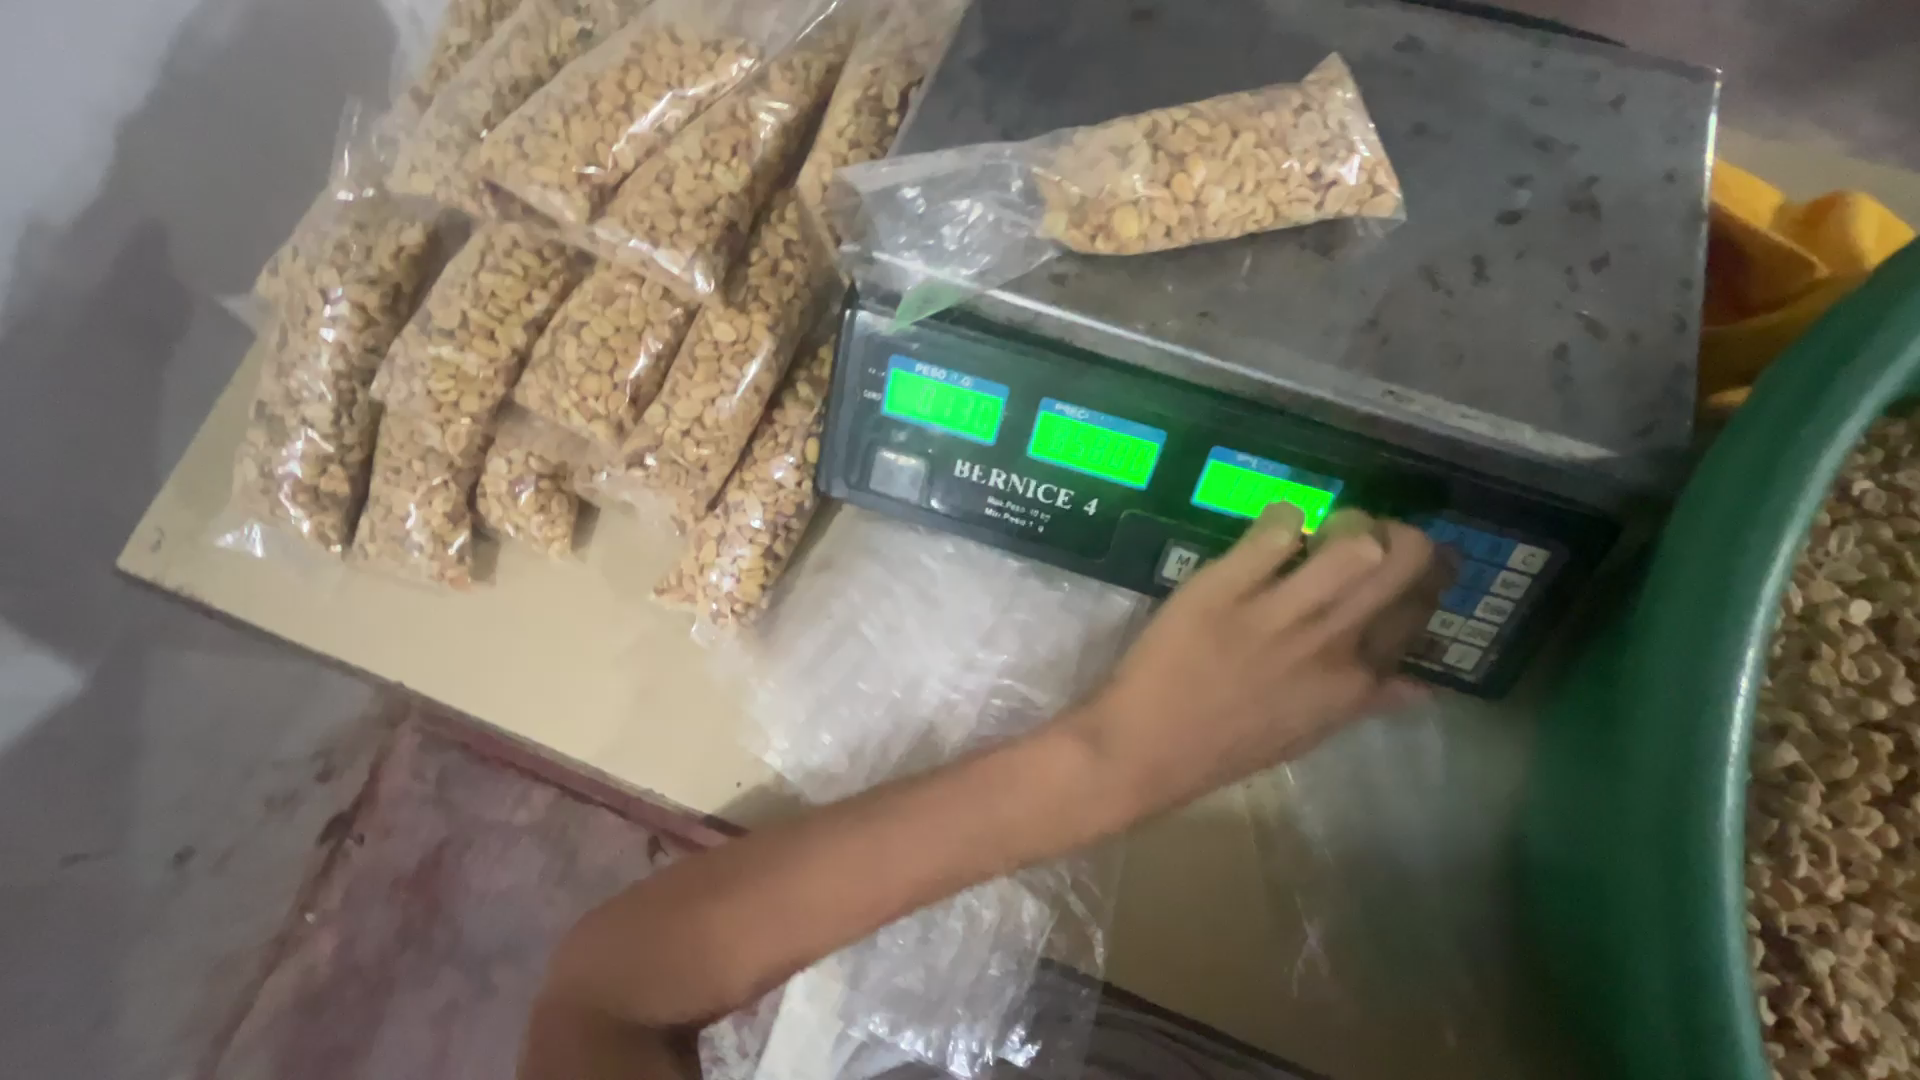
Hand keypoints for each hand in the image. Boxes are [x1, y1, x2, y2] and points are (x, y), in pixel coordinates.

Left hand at [1063, 504, 1445, 818]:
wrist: (1147, 745)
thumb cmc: (1226, 743)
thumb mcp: (1310, 732)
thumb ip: (1367, 703)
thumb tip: (1422, 686)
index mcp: (1354, 681)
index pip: (1417, 611)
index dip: (1420, 577)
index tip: (1401, 563)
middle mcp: (1329, 642)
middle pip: (1401, 564)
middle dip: (1403, 537)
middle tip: (1373, 533)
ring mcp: (1277, 612)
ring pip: (1353, 546)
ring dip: (1351, 522)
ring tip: (1326, 527)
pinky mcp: (1224, 587)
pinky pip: (1276, 530)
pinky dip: (1283, 517)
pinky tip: (1274, 526)